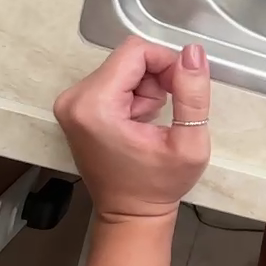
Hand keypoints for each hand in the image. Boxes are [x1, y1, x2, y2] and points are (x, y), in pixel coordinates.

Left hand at [53, 37, 211, 223]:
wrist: (129, 214)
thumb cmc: (159, 185)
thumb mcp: (189, 143)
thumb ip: (193, 96)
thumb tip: (193, 53)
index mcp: (95, 105)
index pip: (136, 52)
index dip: (167, 63)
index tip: (182, 92)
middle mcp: (74, 98)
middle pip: (128, 59)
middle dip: (158, 77)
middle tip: (170, 110)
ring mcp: (72, 102)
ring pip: (123, 68)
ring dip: (148, 87)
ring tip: (154, 121)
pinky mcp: (77, 107)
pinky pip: (114, 80)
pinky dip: (134, 94)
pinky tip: (141, 122)